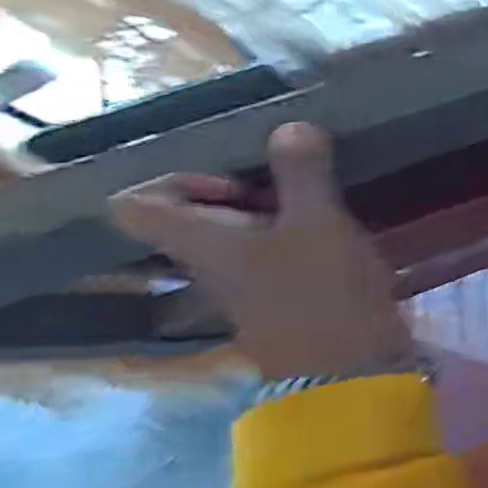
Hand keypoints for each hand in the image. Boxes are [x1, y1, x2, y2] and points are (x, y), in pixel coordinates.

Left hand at [111, 123, 411, 377]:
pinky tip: (342, 237)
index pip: (137, 203)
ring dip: (282, 215)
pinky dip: (303, 239)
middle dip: (248, 192)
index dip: (176, 180)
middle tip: (297, 187)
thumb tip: (293, 124)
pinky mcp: (287, 296)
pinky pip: (279, 255)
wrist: (350, 362)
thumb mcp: (318, 223)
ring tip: (327, 207)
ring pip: (245, 235)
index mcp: (198, 242)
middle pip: (200, 216)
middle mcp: (210, 262)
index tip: (238, 179)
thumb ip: (303, 174)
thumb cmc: (320, 290)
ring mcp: (249, 283)